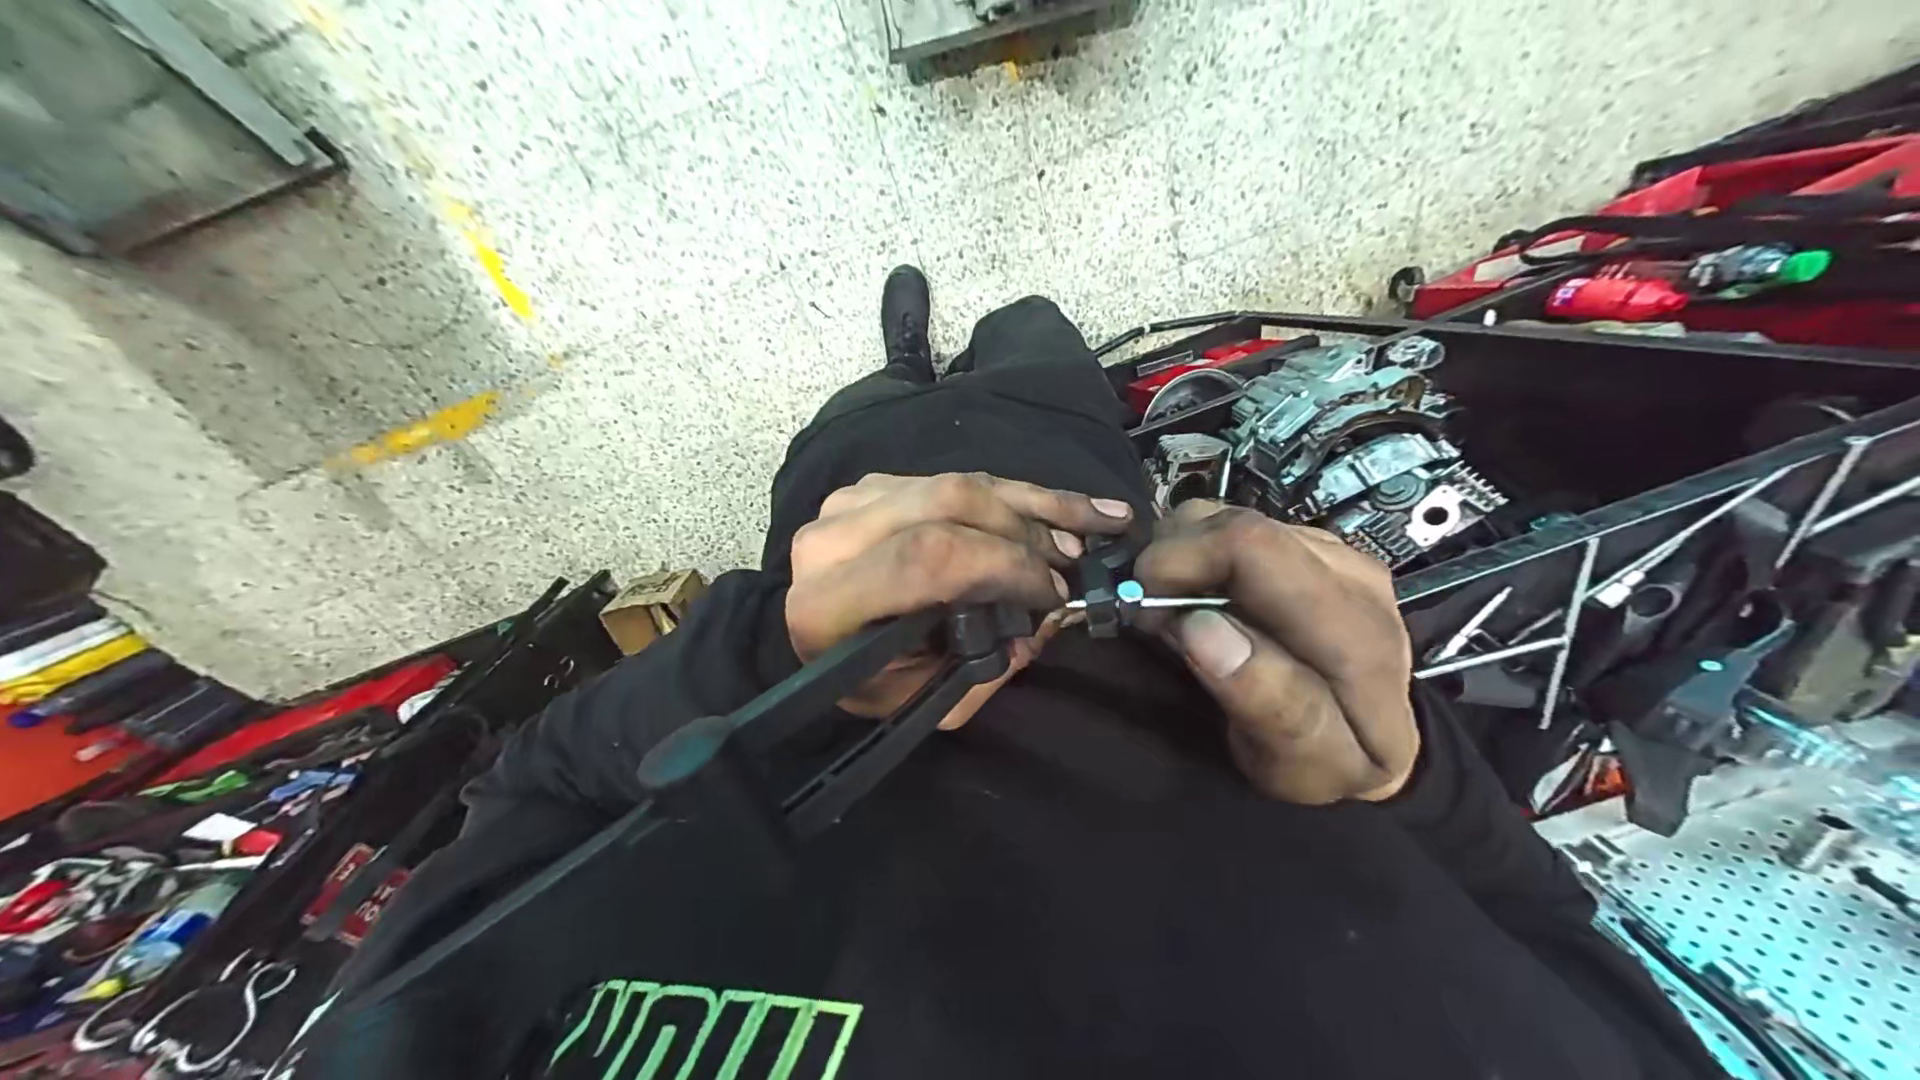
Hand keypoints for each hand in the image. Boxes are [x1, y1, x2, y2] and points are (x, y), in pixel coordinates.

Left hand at [787, 473, 1133, 721]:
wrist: (823, 638)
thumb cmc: (869, 682)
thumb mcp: (925, 697)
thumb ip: (988, 665)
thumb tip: (1049, 613)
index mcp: (826, 603)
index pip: (926, 557)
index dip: (1003, 566)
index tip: (1054, 593)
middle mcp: (830, 540)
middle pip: (946, 503)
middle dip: (1025, 531)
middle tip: (1075, 560)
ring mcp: (848, 503)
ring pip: (956, 482)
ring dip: (1031, 503)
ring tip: (1088, 526)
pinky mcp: (870, 486)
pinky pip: (954, 478)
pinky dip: (1011, 493)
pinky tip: (1057, 506)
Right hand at [1133, 501, 1417, 802]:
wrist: (1364, 747)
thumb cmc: (1330, 764)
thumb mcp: (1304, 767)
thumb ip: (1269, 702)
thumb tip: (1198, 624)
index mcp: (1355, 626)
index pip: (1252, 548)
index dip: (1178, 563)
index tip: (1146, 611)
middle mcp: (1349, 572)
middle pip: (1233, 525)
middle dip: (1172, 561)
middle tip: (1154, 616)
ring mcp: (1329, 551)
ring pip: (1225, 517)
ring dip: (1182, 555)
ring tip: (1177, 607)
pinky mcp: (1304, 545)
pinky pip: (1229, 524)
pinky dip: (1196, 552)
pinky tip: (1199, 593)